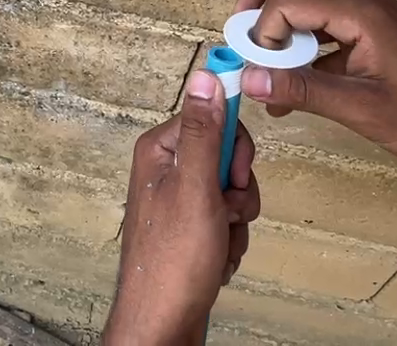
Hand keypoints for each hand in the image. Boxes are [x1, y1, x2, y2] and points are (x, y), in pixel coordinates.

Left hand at [104, 71, 259, 345]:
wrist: (163, 324)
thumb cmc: (172, 261)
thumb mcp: (196, 188)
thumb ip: (204, 131)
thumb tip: (206, 75)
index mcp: (160, 149)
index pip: (211, 117)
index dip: (233, 146)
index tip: (233, 173)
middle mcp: (166, 168)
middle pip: (225, 155)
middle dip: (237, 190)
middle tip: (225, 212)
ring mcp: (178, 198)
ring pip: (231, 190)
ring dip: (235, 220)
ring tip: (217, 242)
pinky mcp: (190, 226)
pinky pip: (227, 218)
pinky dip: (230, 239)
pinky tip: (216, 258)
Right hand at [234, 0, 396, 181]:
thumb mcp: (364, 110)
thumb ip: (303, 91)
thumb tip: (248, 81)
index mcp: (360, 13)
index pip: (288, 0)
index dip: (263, 31)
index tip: (260, 68)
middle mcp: (363, 1)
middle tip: (243, 31)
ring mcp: (372, 15)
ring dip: (282, 17)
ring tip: (267, 60)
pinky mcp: (378, 33)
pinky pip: (329, 21)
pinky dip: (305, 41)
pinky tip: (298, 83)